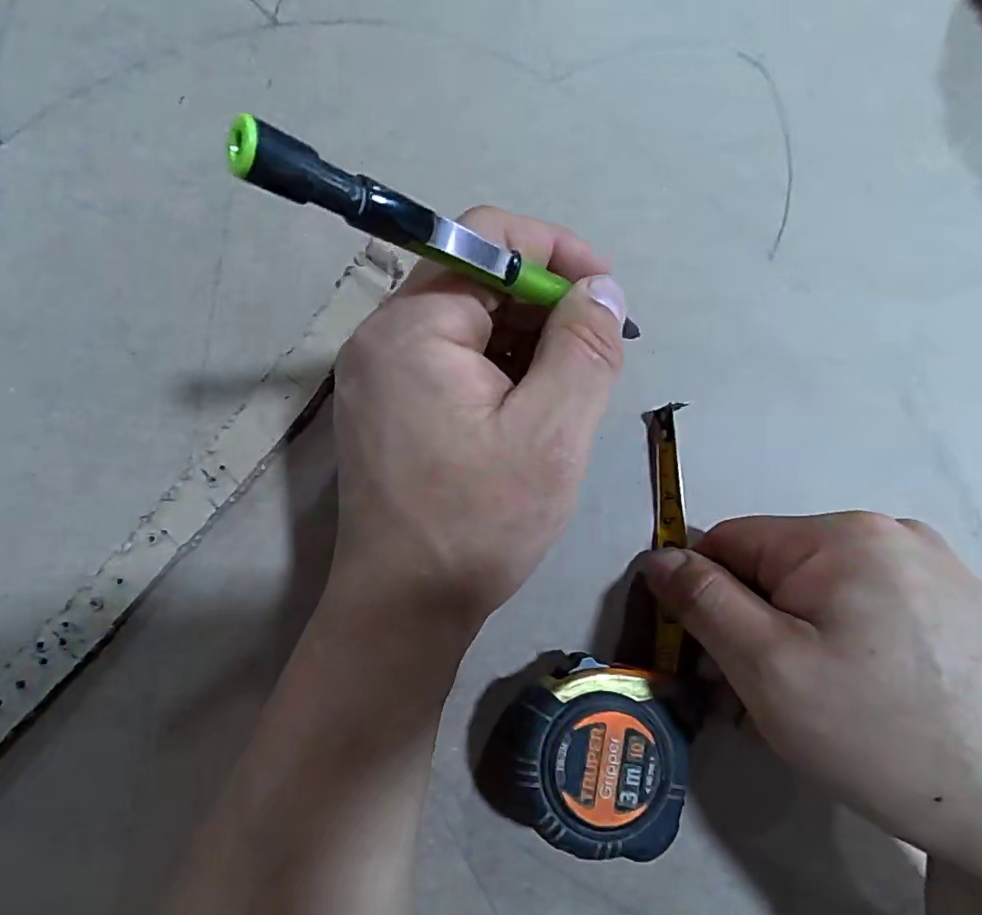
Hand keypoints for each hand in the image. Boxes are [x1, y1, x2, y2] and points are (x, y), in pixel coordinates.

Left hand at [328, 207, 630, 624]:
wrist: (404, 606)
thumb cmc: (478, 524)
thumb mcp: (551, 434)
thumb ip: (583, 348)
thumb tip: (601, 290)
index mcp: (412, 328)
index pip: (488, 240)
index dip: (558, 255)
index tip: (607, 300)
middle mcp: (380, 340)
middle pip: (473, 283)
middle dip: (543, 310)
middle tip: (592, 363)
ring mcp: (375, 380)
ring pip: (463, 330)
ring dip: (522, 349)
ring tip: (561, 401)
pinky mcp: (383, 414)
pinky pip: (445, 369)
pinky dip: (493, 378)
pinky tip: (522, 420)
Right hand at [640, 513, 981, 887]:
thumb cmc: (877, 733)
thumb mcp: (766, 666)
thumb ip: (702, 601)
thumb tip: (659, 556)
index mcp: (844, 534)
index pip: (727, 543)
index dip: (703, 600)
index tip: (710, 664)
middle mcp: (895, 535)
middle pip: (774, 570)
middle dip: (748, 628)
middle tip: (757, 701)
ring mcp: (937, 572)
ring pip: (818, 596)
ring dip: (791, 645)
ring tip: (809, 712)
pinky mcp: (962, 612)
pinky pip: (867, 615)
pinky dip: (839, 651)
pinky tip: (859, 706)